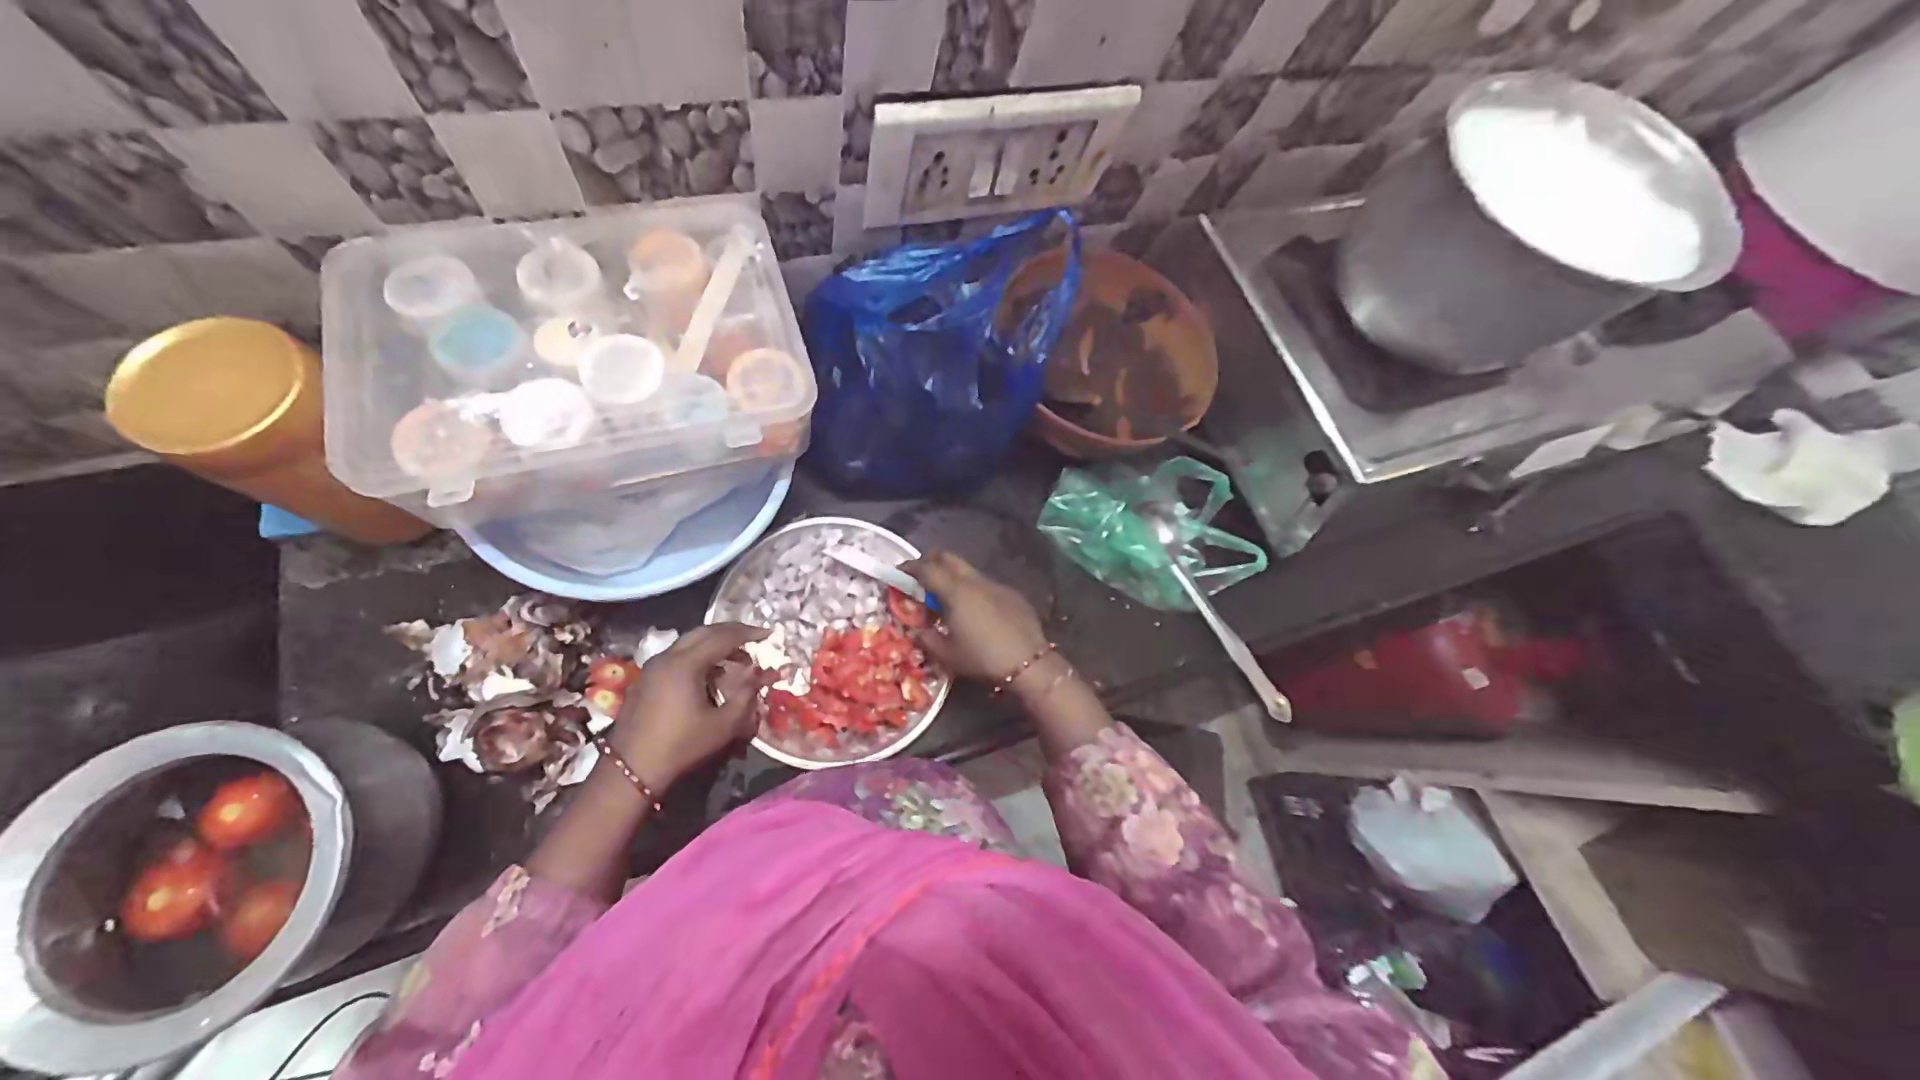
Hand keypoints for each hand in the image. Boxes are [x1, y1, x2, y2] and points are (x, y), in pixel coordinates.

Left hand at [610, 623, 771, 792]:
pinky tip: (710, 673)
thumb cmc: (681, 745)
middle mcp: (667, 657)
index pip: (723, 637)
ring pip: (689, 642)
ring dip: (714, 644)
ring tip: (736, 658)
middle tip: (753, 638)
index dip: (748, 633)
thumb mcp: (723, 725)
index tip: (768, 634)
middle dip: (731, 632)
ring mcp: (653, 667)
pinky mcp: (646, 678)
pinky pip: (677, 655)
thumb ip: (745, 696)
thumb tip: (757, 676)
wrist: (632, 769)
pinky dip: (699, 655)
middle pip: (703, 632)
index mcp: (686, 664)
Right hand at [902, 552, 1049, 681]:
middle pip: (947, 557)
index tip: (900, 572)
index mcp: (955, 592)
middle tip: (921, 576)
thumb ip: (927, 638)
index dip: (910, 568)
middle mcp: (974, 581)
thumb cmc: (982, 658)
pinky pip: (985, 583)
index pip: (927, 569)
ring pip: (968, 570)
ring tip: (948, 597)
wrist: (1029, 662)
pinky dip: (973, 589)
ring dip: (953, 575)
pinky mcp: (1011, 592)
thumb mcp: (947, 655)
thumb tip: (917, 630)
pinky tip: (976, 610)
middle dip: (931, 561)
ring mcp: (995, 584)